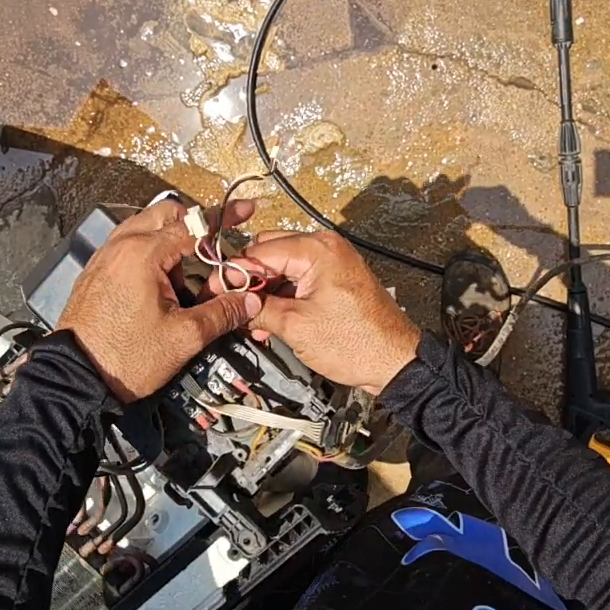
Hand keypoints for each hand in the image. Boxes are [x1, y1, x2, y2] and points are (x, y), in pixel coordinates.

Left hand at [57, 199, 260, 401]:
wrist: (77, 378)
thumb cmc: (125, 358)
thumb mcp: (184, 337)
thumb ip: (222, 313)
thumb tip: (248, 300)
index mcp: (143, 253)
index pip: (194, 225)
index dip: (225, 218)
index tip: (244, 211)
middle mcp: (121, 246)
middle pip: (167, 214)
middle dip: (195, 226)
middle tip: (216, 250)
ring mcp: (105, 257)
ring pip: (147, 228)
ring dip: (172, 241)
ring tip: (187, 280)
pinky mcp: (97, 272)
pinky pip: (130, 246)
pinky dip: (152, 254)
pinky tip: (162, 286)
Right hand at [234, 230, 419, 392]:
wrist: (394, 362)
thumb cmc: (356, 344)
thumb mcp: (295, 326)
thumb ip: (258, 307)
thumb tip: (232, 299)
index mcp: (317, 250)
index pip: (260, 251)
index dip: (234, 272)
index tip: (215, 290)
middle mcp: (326, 247)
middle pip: (270, 253)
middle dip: (249, 280)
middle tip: (231, 305)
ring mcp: (333, 262)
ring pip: (283, 267)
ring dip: (265, 291)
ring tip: (251, 320)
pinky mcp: (336, 279)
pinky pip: (299, 279)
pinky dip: (283, 296)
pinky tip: (270, 321)